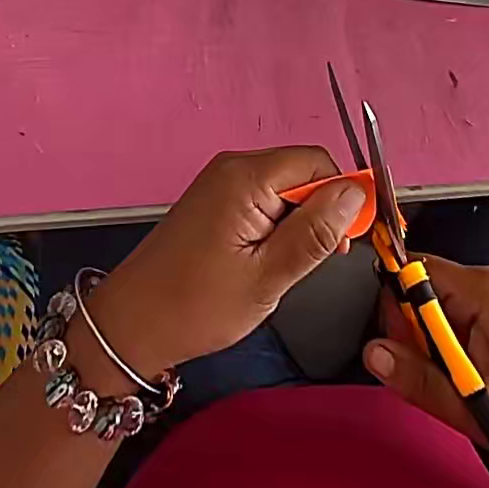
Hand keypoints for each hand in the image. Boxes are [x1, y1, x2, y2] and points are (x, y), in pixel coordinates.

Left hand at [88, 147, 367, 376]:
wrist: (131, 325)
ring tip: (285, 264)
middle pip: (304, 171)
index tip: (350, 239)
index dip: (344, 195)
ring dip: (300, 220)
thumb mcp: (268, 276)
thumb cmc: (196, 306)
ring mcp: (222, 180)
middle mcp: (234, 166)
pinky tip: (267, 256)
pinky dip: (278, 222)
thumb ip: (316, 232)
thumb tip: (356, 194)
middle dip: (321, 210)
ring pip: (287, 186)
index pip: (319, 162)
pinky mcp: (216, 196)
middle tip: (318, 260)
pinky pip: (265, 196)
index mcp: (246, 177)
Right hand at [362, 257, 488, 487]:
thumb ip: (422, 381)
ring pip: (427, 323)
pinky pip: (444, 340)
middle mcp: (484, 293)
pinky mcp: (488, 337)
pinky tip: (464, 395)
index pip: (412, 268)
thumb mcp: (484, 410)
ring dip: (427, 358)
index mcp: (483, 291)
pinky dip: (442, 367)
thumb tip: (374, 353)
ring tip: (456, 394)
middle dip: (408, 337)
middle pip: (416, 296)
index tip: (391, 340)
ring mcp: (487, 315)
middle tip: (432, 380)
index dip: (392, 301)